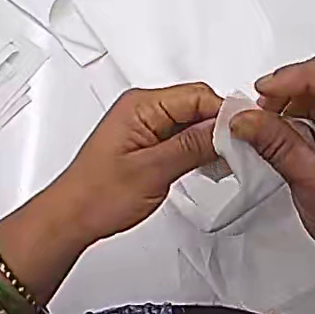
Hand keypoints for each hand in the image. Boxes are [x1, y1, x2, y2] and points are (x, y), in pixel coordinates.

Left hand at [42, 83, 220, 244]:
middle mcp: (143, 108)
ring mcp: (146, 124)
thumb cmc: (96, 195)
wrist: (71, 218)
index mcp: (141, 105)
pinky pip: (183, 135)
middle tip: (237, 152)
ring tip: (224, 162)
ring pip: (192, 121)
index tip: (242, 136)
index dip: (224, 115)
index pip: (198, 95)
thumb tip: (225, 129)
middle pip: (198, 105)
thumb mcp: (153, 171)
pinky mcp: (148, 141)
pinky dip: (198, 148)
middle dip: (220, 127)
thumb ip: (192, 146)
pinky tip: (207, 164)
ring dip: (210, 139)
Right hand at [231, 54, 314, 281]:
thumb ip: (279, 147)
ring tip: (270, 132)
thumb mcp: (314, 187)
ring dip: (289, 104)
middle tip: (260, 113)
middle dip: (288, 90)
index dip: (295, 78)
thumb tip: (247, 118)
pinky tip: (285, 138)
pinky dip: (295, 116)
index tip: (264, 92)